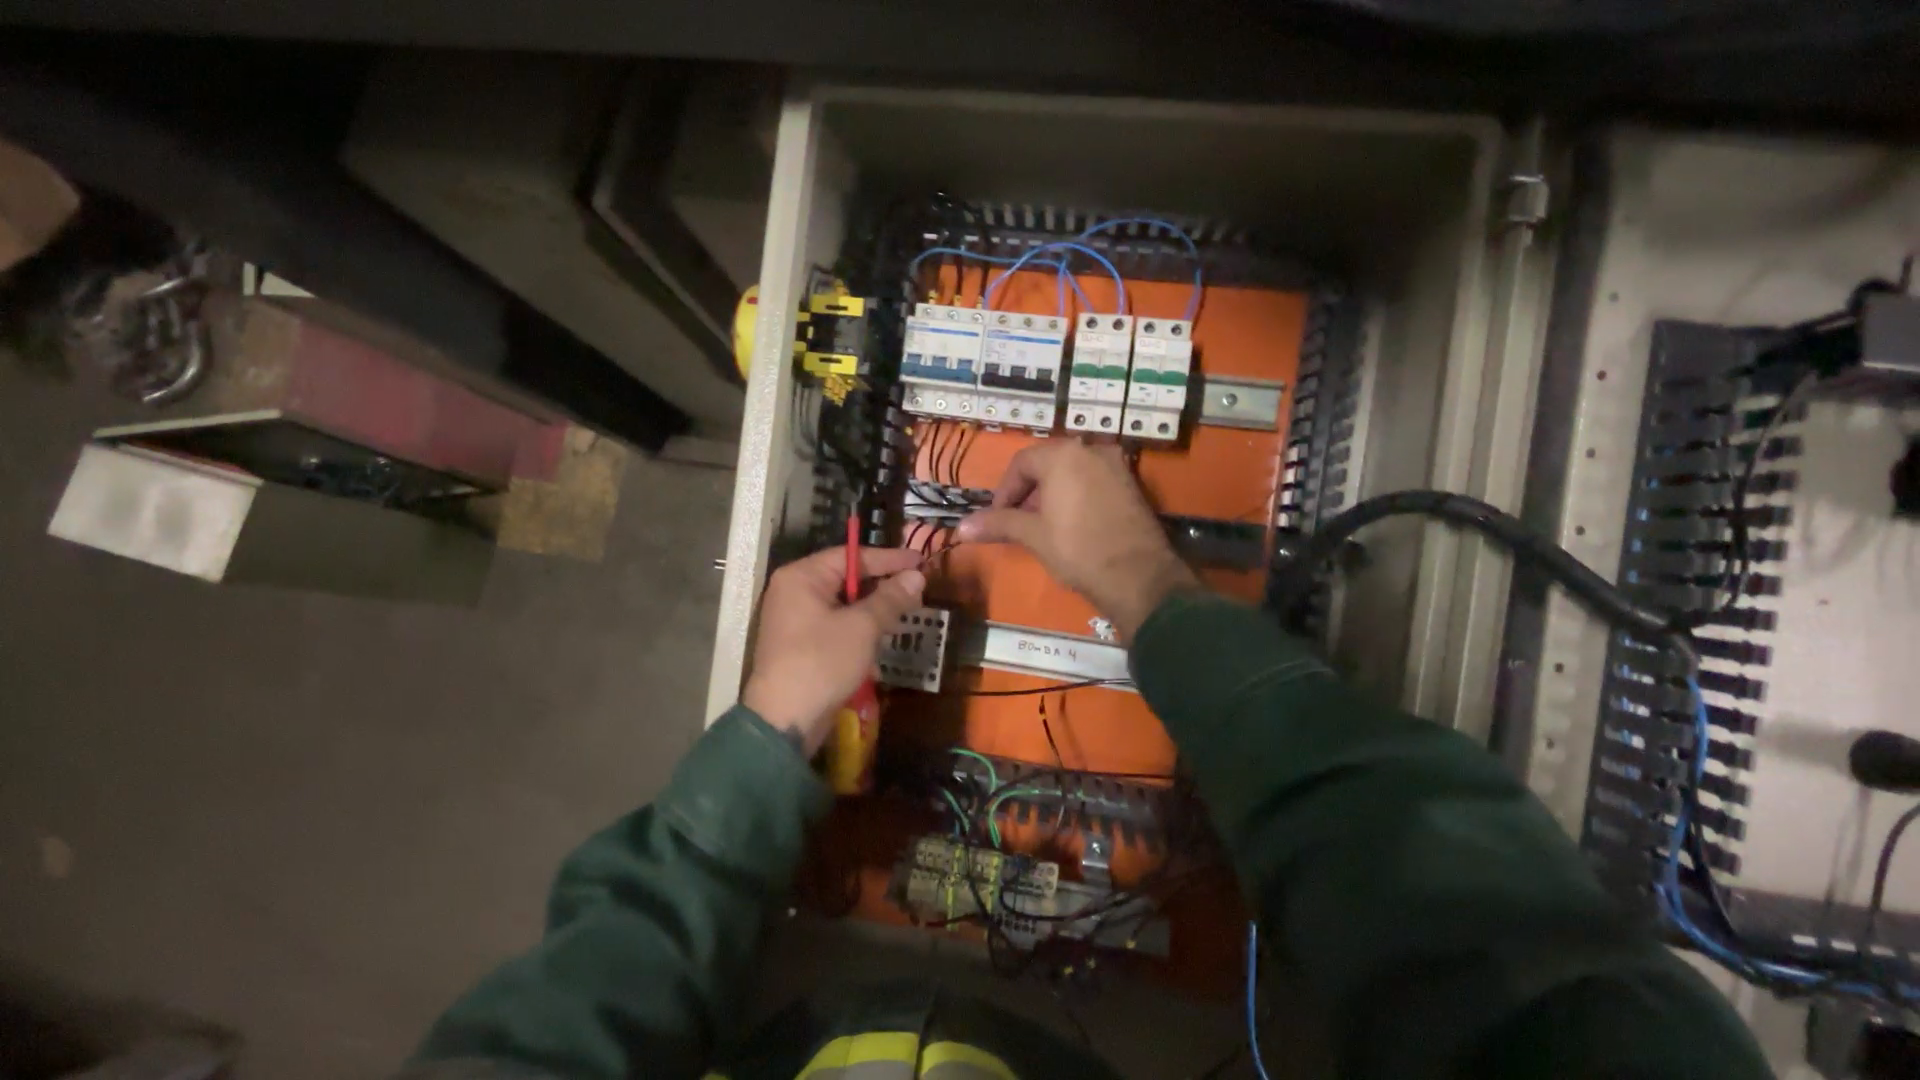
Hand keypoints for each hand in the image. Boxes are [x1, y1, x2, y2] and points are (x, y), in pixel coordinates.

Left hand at [741, 546, 924, 754]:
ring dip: (874, 607)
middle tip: (918, 586)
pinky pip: (836, 625)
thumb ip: (890, 598)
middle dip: (883, 583)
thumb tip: (916, 576)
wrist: (786, 720)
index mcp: (802, 577)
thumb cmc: (822, 662)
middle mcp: (794, 592)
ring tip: (908, 609)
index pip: (851, 555)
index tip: (920, 560)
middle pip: (846, 578)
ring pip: (844, 603)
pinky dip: (860, 626)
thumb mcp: (862, 627)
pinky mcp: (802, 645)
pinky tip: (884, 634)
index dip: (888, 558)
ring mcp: (796, 620)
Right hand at [956, 441, 1196, 641]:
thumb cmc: (1077, 549)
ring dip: (1052, 494)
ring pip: (1072, 472)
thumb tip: (961, 527)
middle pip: (1048, 464)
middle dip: (1029, 492)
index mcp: (1063, 455)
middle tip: (1018, 522)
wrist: (1136, 575)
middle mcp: (1091, 450)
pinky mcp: (1132, 485)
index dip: (1004, 491)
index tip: (997, 517)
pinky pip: (1094, 481)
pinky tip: (1072, 525)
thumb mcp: (1032, 535)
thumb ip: (998, 524)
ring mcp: (1116, 466)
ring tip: (1043, 526)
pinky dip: (1077, 496)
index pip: (1022, 463)